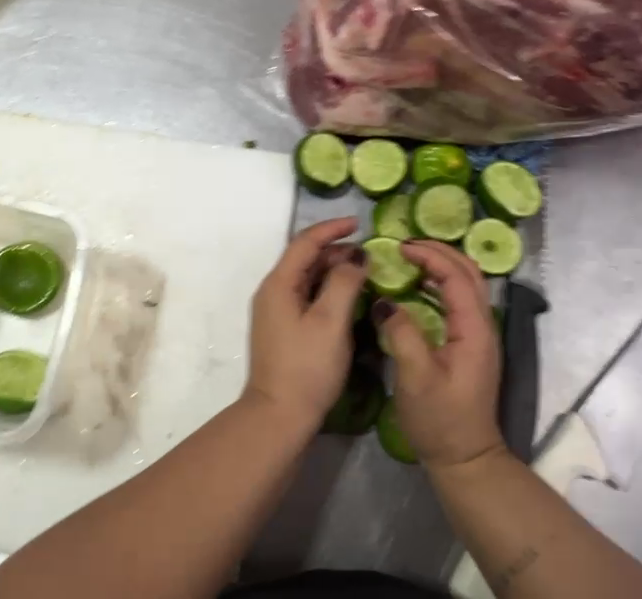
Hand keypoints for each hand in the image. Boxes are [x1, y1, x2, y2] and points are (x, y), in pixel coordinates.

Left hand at [243, 217, 366, 428]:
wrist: (279, 417)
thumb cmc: (307, 367)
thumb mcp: (331, 321)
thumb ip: (345, 283)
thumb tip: (356, 257)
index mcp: (279, 284)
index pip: (305, 242)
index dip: (332, 229)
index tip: (359, 224)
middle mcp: (272, 292)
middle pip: (304, 258)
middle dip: (336, 250)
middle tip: (369, 254)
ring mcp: (276, 312)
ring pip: (307, 278)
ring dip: (333, 270)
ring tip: (364, 273)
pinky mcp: (284, 330)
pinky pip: (307, 296)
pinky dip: (328, 290)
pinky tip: (349, 299)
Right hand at [377, 240, 505, 468]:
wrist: (466, 460)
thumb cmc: (441, 420)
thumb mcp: (415, 377)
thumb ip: (402, 333)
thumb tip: (385, 301)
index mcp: (474, 329)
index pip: (456, 275)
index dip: (430, 255)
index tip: (399, 246)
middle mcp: (482, 326)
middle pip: (468, 273)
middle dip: (439, 252)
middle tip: (405, 245)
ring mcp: (478, 337)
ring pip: (466, 286)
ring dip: (441, 266)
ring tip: (408, 260)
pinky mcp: (470, 347)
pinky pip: (458, 302)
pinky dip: (439, 285)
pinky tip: (415, 290)